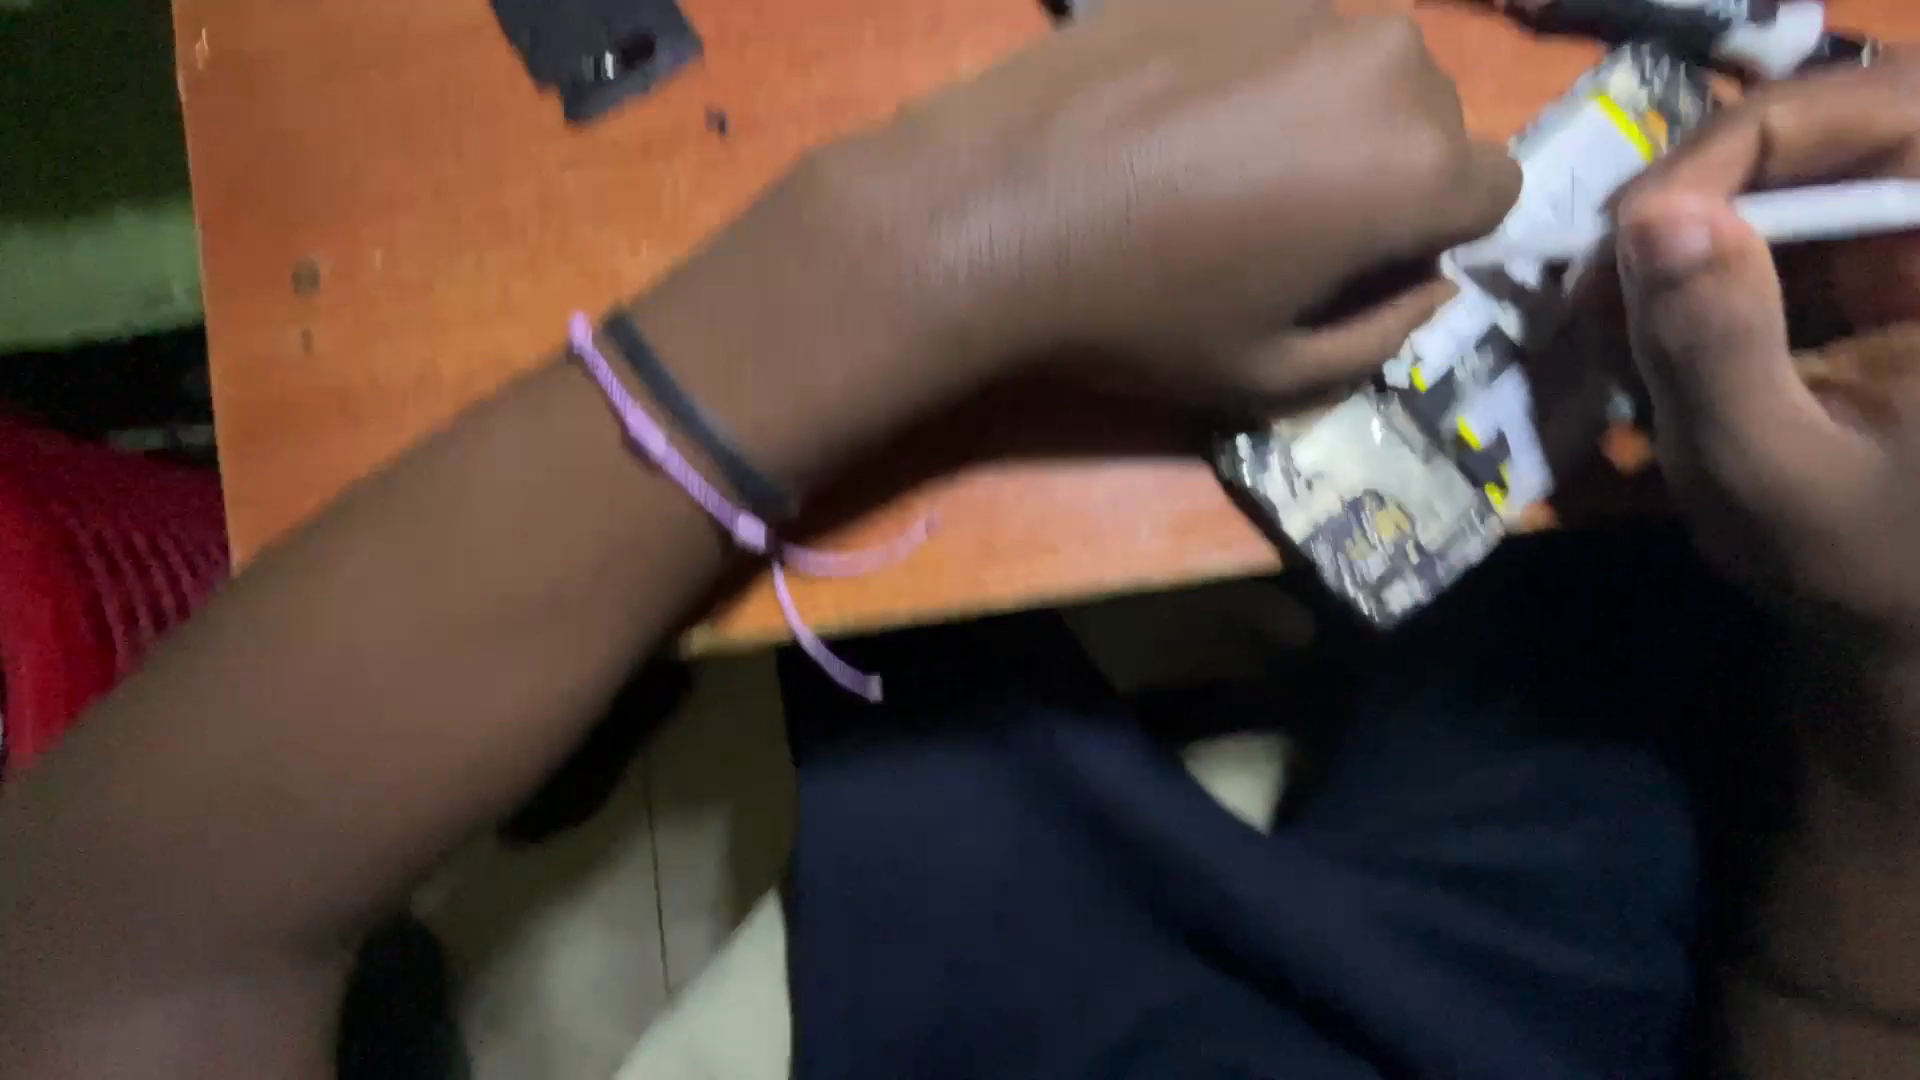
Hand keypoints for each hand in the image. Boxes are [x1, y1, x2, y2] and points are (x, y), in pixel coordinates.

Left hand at [811, 0, 1520, 409]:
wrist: (995, 218)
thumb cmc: (1136, 318)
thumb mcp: (1266, 375)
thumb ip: (1379, 338)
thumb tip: (1433, 286)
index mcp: (1410, 164)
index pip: (1488, 193)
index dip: (1426, 241)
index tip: (1350, 269)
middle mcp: (1383, 54)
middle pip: (1425, 124)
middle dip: (1377, 179)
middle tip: (1272, 231)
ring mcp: (1298, 0)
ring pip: (1351, 74)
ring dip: (1314, 126)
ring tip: (1211, 179)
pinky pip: (1276, 40)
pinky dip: (1252, 85)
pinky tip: (1171, 131)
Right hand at [1614, 59, 1919, 641]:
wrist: (1906, 608)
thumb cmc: (1855, 555)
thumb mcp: (1764, 465)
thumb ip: (1711, 347)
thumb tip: (1646, 217)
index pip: (1864, 110)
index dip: (1719, 154)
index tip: (1614, 247)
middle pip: (1805, 133)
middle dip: (1675, 205)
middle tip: (1593, 296)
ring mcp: (1903, 243)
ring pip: (1765, 181)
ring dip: (1663, 249)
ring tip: (1605, 331)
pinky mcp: (1859, 272)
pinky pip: (1752, 233)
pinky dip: (1674, 279)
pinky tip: (1637, 341)